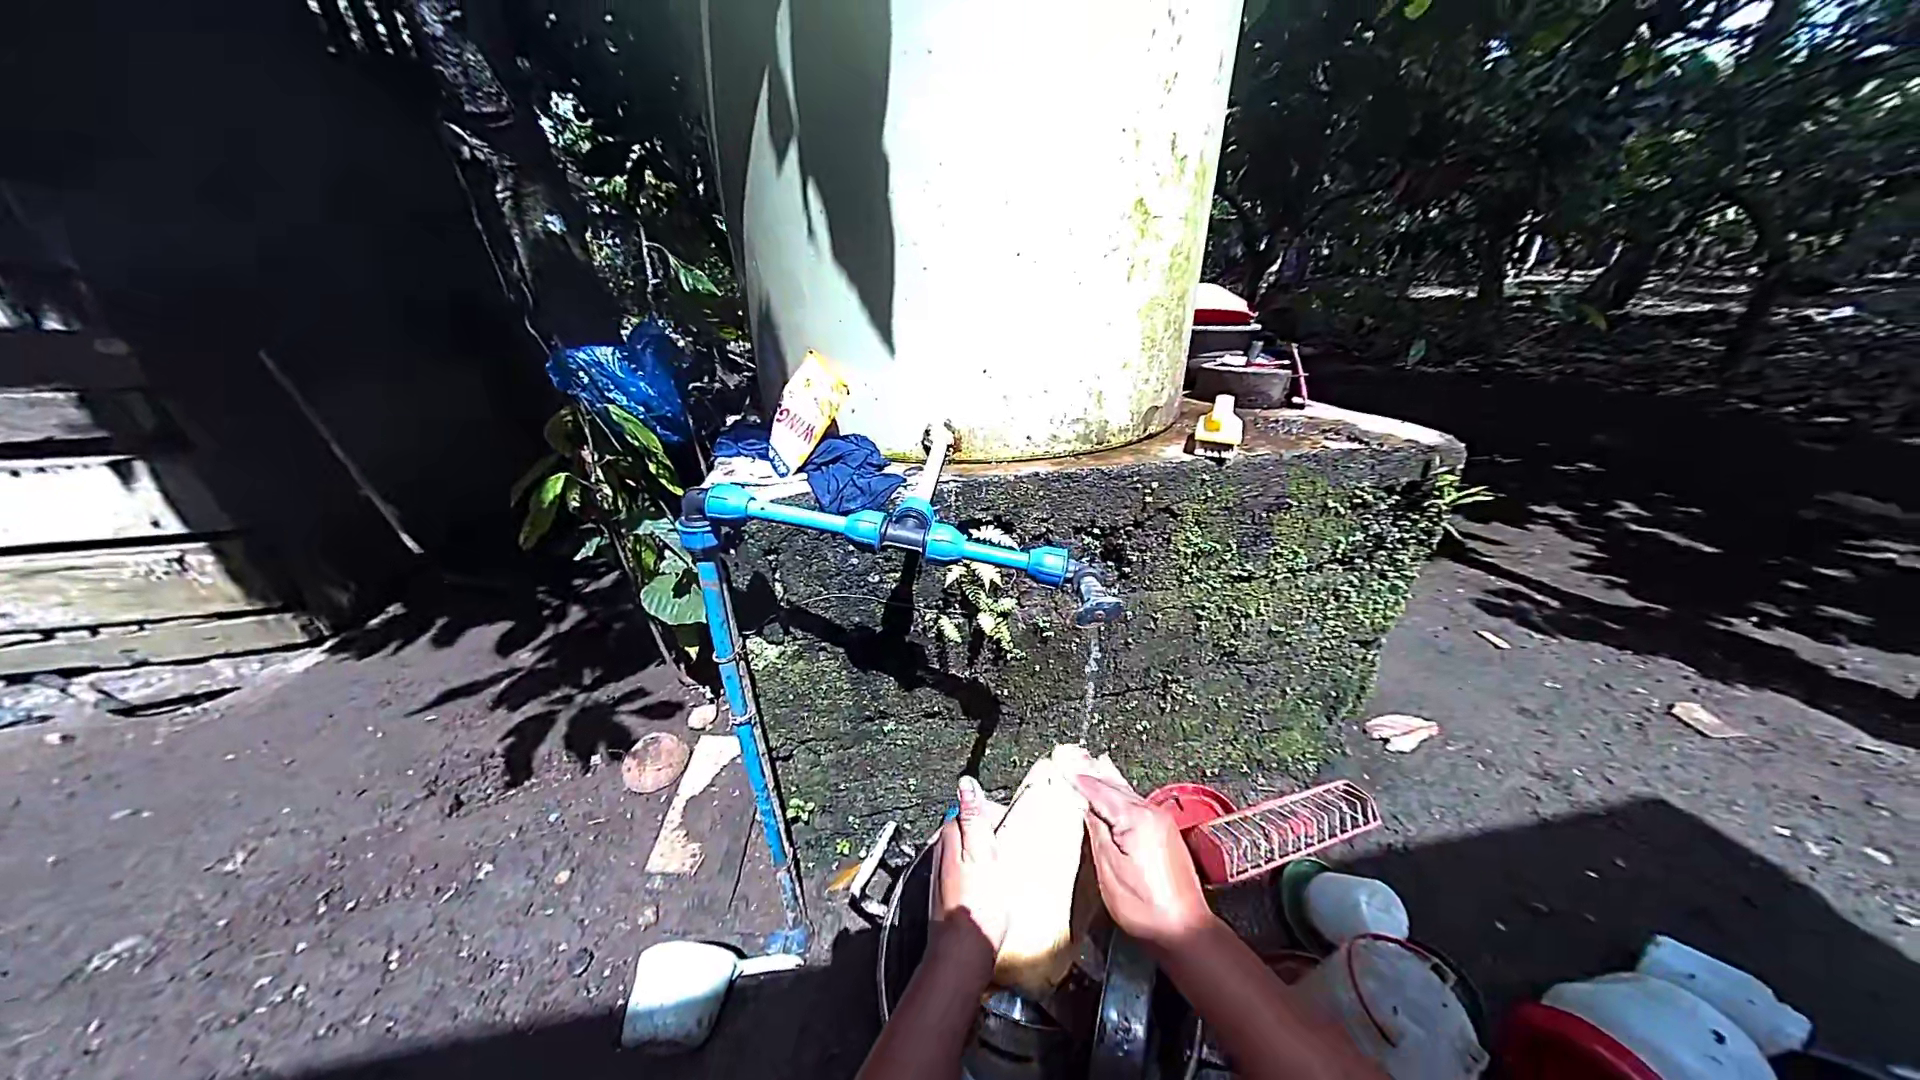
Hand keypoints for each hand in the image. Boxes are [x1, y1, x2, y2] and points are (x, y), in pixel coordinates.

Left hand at [928, 776, 1007, 982]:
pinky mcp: (948, 898)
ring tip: (999, 861)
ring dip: (978, 852)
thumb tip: (966, 784)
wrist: (963, 951)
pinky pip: (962, 875)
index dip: (985, 811)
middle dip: (981, 830)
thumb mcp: (981, 852)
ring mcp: (942, 878)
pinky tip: (987, 885)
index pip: (964, 810)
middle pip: (961, 831)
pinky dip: (975, 873)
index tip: (1003, 817)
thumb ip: (972, 817)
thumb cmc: (977, 904)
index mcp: (950, 839)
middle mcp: (940, 855)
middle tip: (1004, 839)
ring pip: (960, 853)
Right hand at [1056, 748, 1215, 952]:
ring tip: (1090, 765)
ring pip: (1126, 793)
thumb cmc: (1146, 908)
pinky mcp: (1165, 834)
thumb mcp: (1109, 869)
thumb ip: (1097, 832)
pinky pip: (1136, 803)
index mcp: (1136, 818)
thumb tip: (1086, 808)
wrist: (1185, 931)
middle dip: (1092, 772)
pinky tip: (1113, 791)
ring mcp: (1161, 823)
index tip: (1062, 764)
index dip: (1078, 778)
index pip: (1099, 790)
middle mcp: (1151, 813)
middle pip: (1114, 786)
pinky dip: (1119, 793)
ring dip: (1106, 780)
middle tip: (1072, 755)